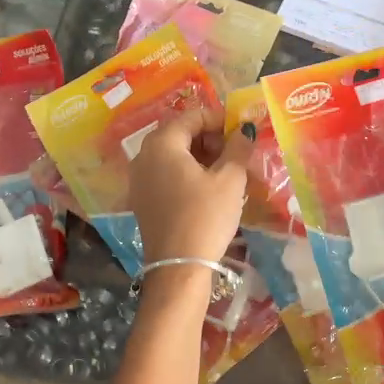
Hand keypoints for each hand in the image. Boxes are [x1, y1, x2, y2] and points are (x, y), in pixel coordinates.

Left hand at [129, 106, 252, 265]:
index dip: (219, 119)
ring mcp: (139, 178)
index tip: (241, 131)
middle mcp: (144, 155)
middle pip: (180, 133)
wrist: (178, 268)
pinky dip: (187, 172)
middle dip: (209, 137)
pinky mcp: (142, 199)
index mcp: (162, 143)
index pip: (192, 116)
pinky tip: (207, 188)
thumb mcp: (230, 180)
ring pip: (173, 154)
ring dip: (200, 156)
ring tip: (226, 171)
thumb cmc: (205, 217)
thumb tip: (244, 130)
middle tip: (235, 152)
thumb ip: (238, 148)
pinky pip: (166, 173)